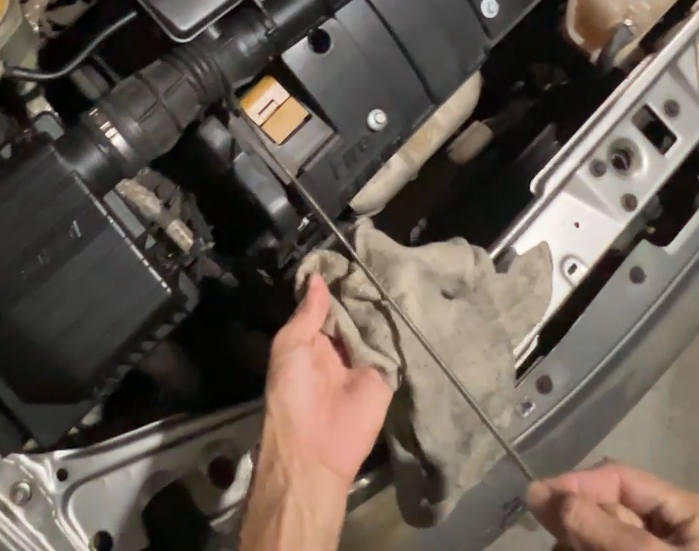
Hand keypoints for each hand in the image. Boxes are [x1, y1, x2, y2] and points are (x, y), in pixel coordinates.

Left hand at [240, 276, 393, 550]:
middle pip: (354, 309)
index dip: (336, 280)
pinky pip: (393, 345)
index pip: (327, 301)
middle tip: (378, 254)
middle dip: (362, 288)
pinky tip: (409, 298)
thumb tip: (318, 278)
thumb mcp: (289, 346)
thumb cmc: (292, 393)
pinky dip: (399, 325)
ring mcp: (364, 356)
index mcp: (313, 336)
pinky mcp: (386, 372)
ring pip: (374, 323)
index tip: (348, 251)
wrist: (315, 447)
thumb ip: (306, 313)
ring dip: (381, 302)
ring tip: (396, 267)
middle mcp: (340, 343)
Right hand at [525, 462, 698, 550]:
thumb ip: (598, 528)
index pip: (620, 478)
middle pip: (607, 509)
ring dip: (578, 548)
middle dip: (579, 529)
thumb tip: (536, 491)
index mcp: (694, 515)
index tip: (535, 502)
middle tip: (560, 547)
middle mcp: (679, 533)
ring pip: (600, 540)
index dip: (576, 485)